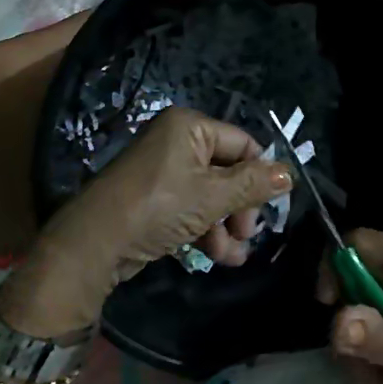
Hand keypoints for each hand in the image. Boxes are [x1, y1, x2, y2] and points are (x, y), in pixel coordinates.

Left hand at [0, 109, 291, 336]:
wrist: (92, 245)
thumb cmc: (157, 207)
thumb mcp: (212, 196)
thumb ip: (253, 185)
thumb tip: (290, 174)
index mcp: (190, 127)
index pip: (242, 143)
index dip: (260, 174)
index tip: (271, 207)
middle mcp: (178, 142)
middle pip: (228, 170)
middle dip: (240, 207)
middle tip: (248, 234)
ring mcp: (164, 171)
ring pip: (212, 194)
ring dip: (226, 224)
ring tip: (232, 255)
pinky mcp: (155, 198)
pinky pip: (192, 207)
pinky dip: (206, 229)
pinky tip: (218, 256)